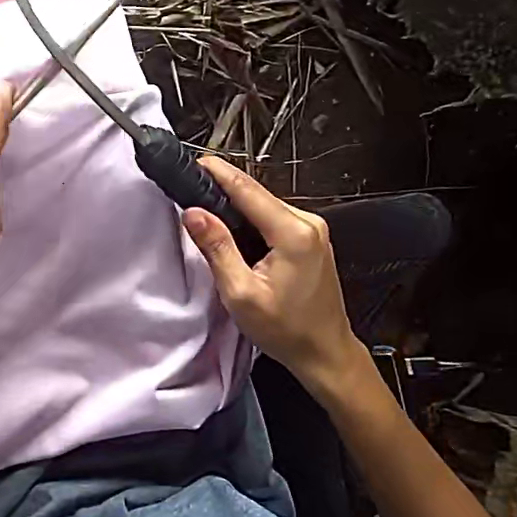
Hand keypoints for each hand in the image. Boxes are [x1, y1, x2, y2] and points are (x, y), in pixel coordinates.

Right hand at [181, 156, 370, 398]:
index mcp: (293, 233)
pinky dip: (251, 219)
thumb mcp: (241, 293)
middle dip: (223, 189)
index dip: (218, 172)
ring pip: (264, 205)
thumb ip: (217, 248)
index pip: (248, 189)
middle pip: (256, 194)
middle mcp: (308, 223)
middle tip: (191, 190)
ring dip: (236, 206)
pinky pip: (274, 217)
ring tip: (206, 211)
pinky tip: (234, 232)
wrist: (325, 353)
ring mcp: (312, 229)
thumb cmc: (287, 330)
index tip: (195, 163)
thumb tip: (194, 214)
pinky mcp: (310, 238)